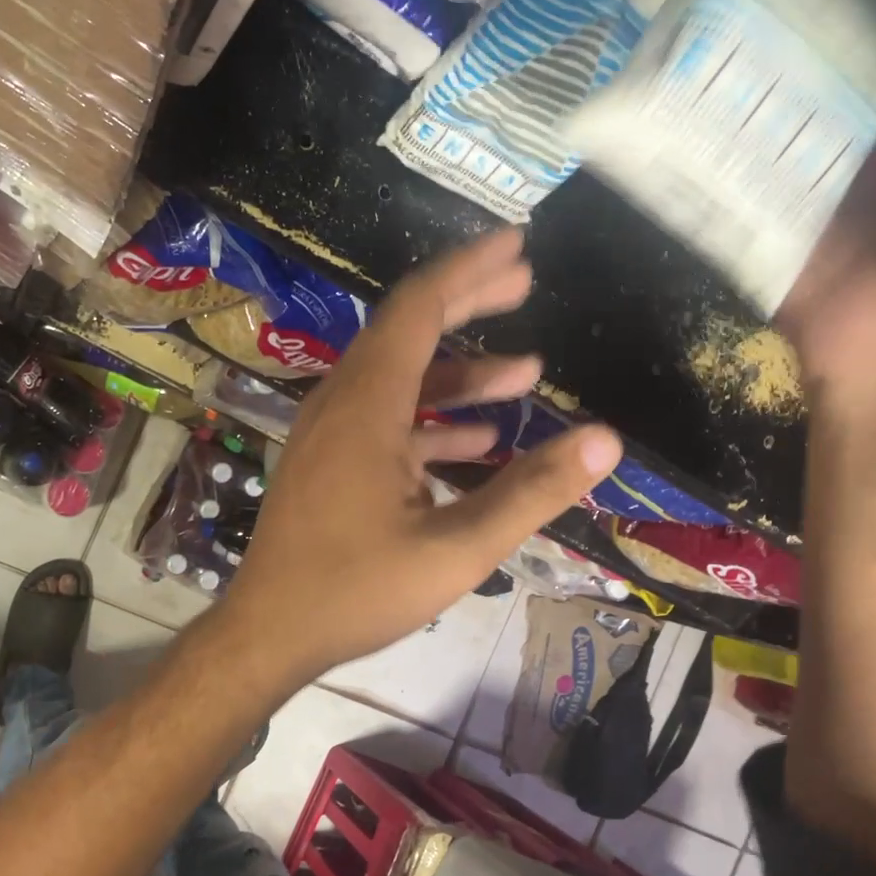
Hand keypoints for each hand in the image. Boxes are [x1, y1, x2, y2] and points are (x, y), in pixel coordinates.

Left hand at [217, 230, 622, 684]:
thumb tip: (606, 440)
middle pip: (405, 333)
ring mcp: (326, 435)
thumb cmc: (356, 591)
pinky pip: (380, 422)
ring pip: (396, 381)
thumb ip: (530, 492)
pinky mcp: (324, 464)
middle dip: (467, 305)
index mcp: (365, 407)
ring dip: (457, 374)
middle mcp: (339, 406)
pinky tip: (478, 441)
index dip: (467, 270)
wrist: (269, 631)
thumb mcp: (456, 549)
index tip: (517, 245)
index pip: (417, 309)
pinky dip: (429, 420)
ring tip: (527, 372)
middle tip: (525, 283)